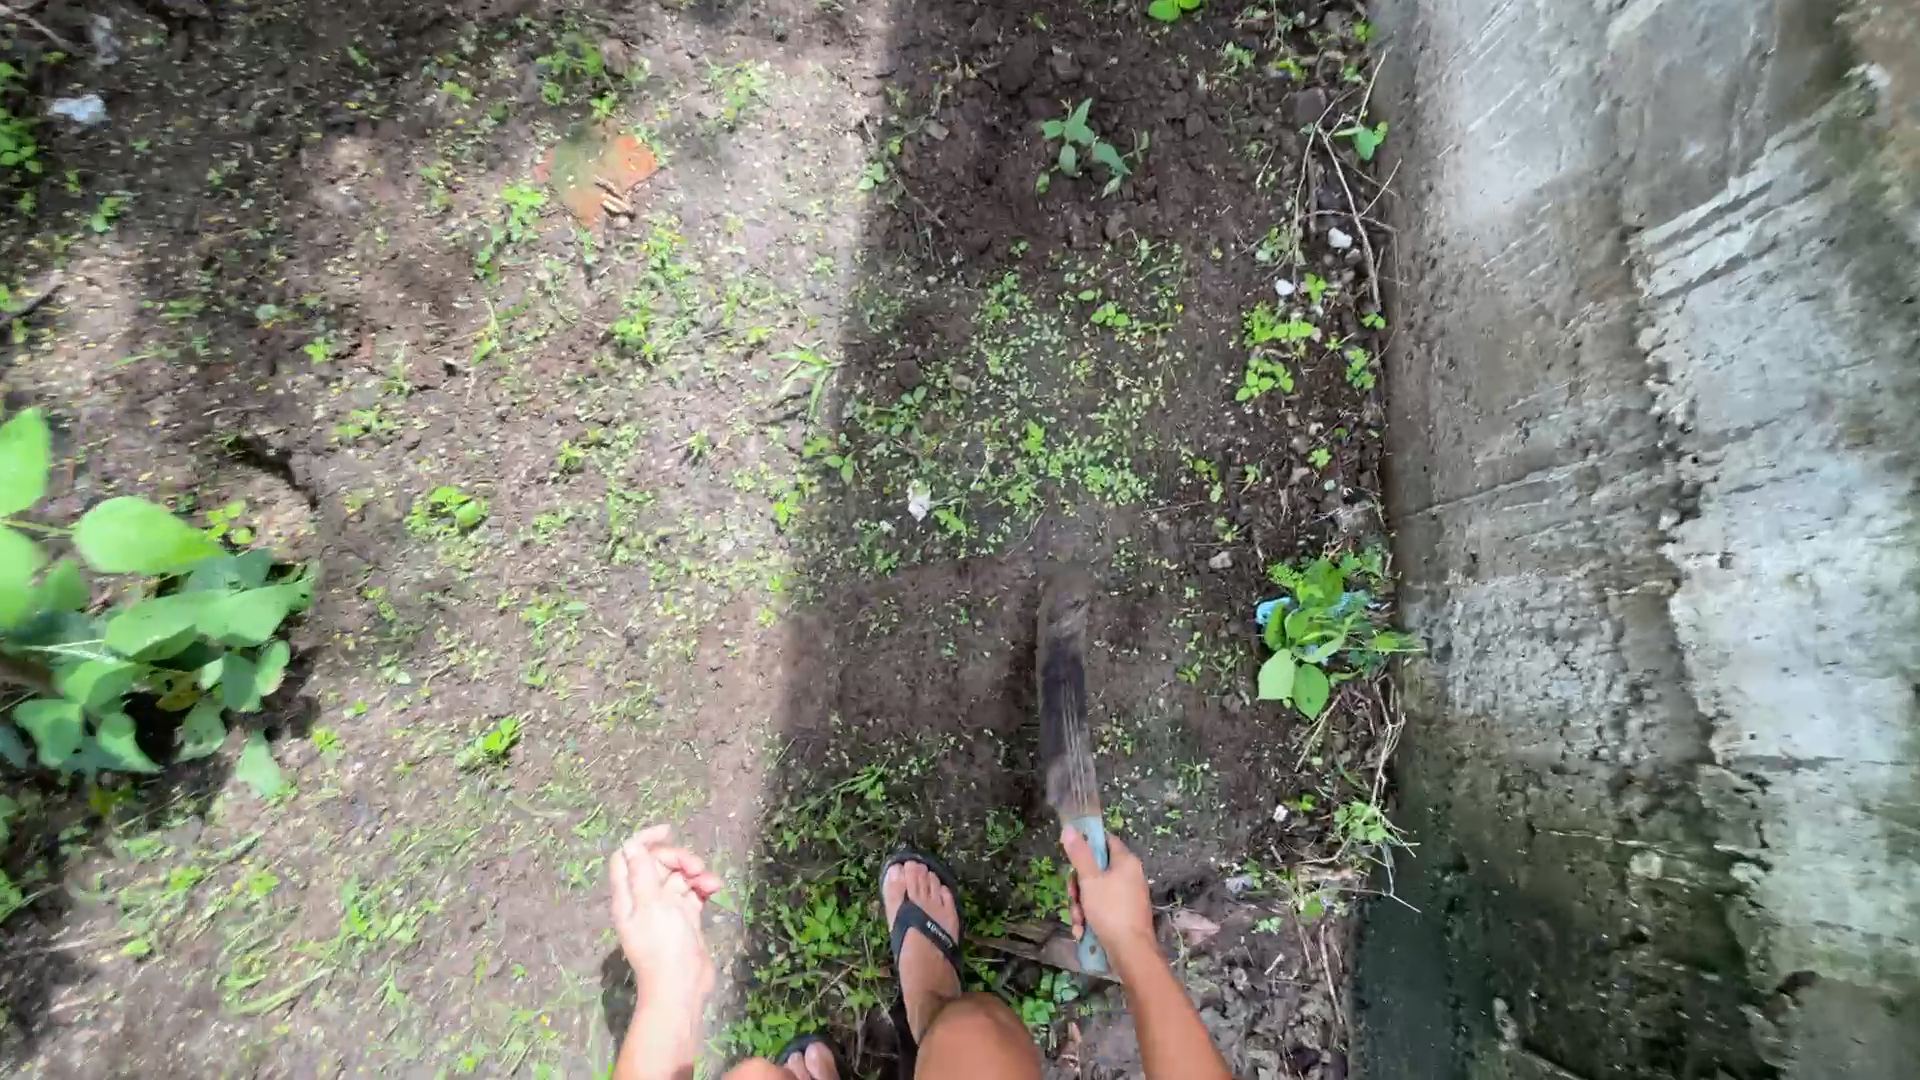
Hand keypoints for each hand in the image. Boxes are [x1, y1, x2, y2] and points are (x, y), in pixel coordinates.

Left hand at [609, 825, 723, 1004]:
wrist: (682, 986)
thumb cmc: (663, 945)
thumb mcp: (651, 905)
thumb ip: (642, 873)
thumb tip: (631, 845)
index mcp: (629, 897)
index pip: (627, 857)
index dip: (644, 840)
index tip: (669, 831)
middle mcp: (644, 900)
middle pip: (657, 863)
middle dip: (678, 858)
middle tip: (695, 867)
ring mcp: (665, 909)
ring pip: (678, 876)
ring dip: (696, 873)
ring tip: (709, 882)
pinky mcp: (685, 917)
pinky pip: (693, 891)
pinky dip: (703, 887)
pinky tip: (715, 890)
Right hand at [1060, 826, 1157, 971]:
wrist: (1132, 953)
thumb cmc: (1111, 910)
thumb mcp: (1089, 879)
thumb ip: (1079, 853)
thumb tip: (1069, 827)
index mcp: (1126, 861)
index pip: (1105, 840)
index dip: (1087, 845)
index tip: (1072, 858)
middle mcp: (1130, 875)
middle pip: (1096, 869)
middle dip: (1078, 886)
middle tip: (1073, 897)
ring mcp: (1128, 897)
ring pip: (1096, 891)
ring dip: (1081, 905)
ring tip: (1078, 921)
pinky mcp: (1125, 915)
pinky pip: (1103, 908)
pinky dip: (1091, 918)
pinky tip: (1082, 931)